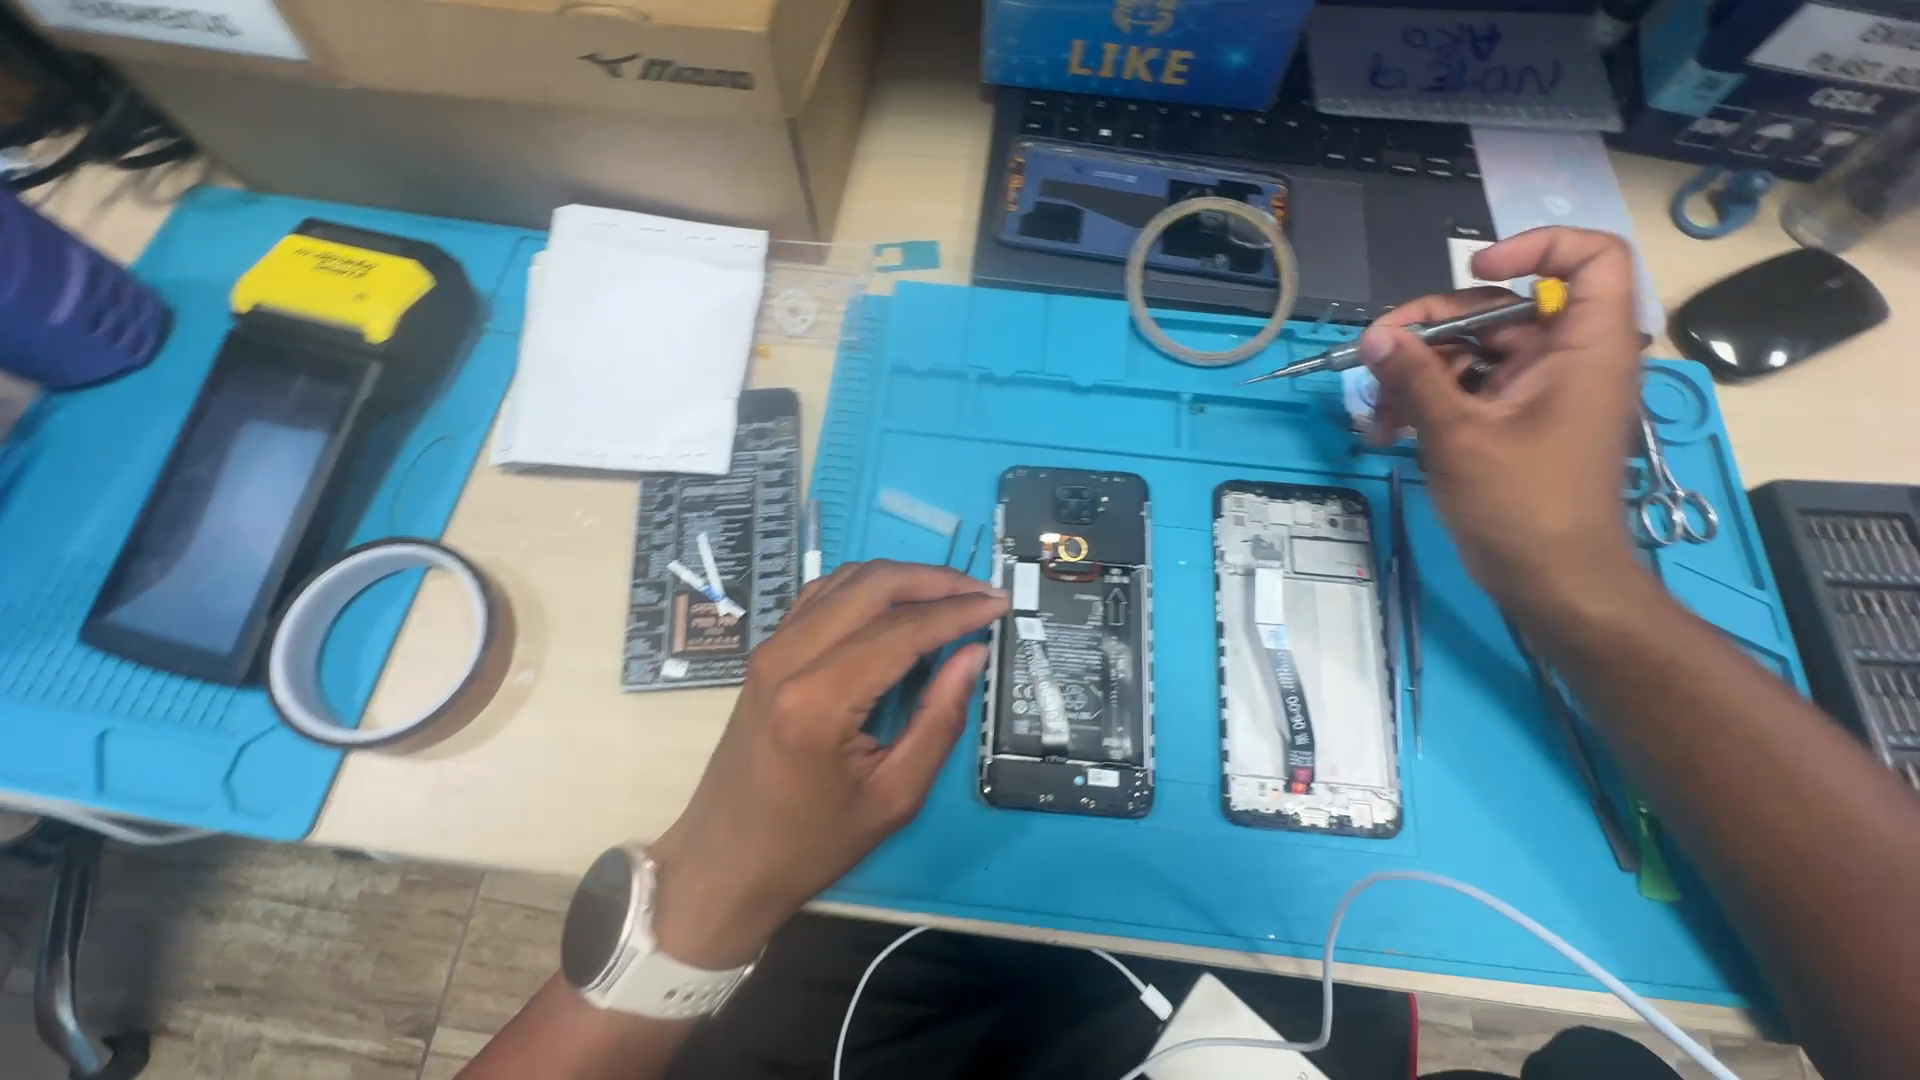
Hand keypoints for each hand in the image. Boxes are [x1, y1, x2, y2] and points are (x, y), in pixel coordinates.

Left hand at [645, 561, 1006, 968]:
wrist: (725, 861)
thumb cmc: (810, 843)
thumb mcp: (893, 797)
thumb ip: (939, 720)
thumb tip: (972, 655)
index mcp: (818, 700)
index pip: (901, 630)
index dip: (957, 612)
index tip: (999, 605)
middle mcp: (787, 658)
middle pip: (872, 586)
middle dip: (934, 580)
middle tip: (981, 593)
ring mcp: (770, 650)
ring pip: (845, 581)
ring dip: (902, 579)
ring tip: (951, 596)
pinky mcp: (766, 654)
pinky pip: (822, 597)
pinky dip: (867, 589)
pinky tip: (898, 605)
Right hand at [1360, 227, 1650, 621]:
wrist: (1550, 580)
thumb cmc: (1521, 504)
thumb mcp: (1458, 435)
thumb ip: (1414, 377)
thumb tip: (1374, 335)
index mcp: (1585, 347)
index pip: (1591, 259)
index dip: (1537, 247)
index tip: (1475, 266)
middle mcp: (1567, 359)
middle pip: (1502, 309)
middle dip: (1433, 327)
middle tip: (1376, 350)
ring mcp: (1538, 393)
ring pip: (1472, 353)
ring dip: (1417, 373)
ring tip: (1374, 411)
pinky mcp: (1513, 422)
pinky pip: (1467, 390)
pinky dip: (1427, 402)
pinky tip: (1386, 429)